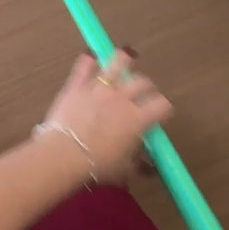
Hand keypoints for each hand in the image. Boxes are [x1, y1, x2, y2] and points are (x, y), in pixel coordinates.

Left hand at [41, 49, 171, 182]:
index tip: (160, 112)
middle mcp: (122, 98)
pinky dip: (88, 62)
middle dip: (146, 86)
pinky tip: (90, 60)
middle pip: (142, 82)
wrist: (65, 153)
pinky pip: (84, 66)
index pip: (162, 105)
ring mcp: (99, 88)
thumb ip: (138, 163)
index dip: (164, 108)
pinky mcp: (77, 85)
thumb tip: (148, 167)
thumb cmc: (98, 165)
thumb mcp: (125, 170)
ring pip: (116, 64)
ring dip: (122, 61)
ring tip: (124, 59)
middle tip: (143, 91)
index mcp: (138, 119)